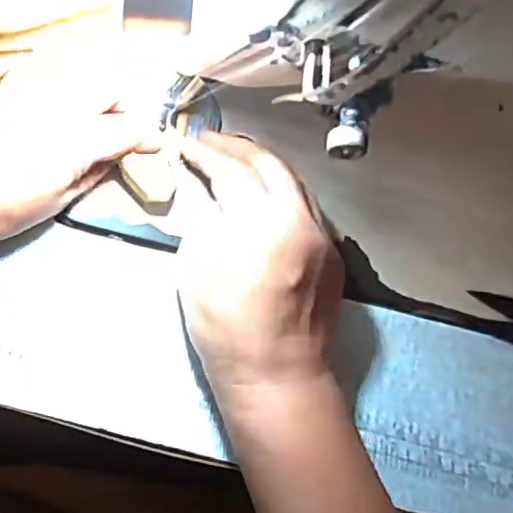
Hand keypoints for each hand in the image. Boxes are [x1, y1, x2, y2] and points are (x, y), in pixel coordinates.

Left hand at [0, 50, 161, 250]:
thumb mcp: (57, 200)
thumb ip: (95, 171)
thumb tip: (118, 155)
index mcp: (75, 139)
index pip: (130, 125)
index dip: (146, 137)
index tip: (151, 146)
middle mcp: (58, 102)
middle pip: (112, 84)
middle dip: (123, 106)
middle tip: (115, 132)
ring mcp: (30, 86)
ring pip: (83, 70)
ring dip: (96, 91)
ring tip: (86, 119)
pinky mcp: (8, 83)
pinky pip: (50, 69)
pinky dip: (65, 83)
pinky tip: (56, 107)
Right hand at [174, 132, 342, 391]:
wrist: (276, 371)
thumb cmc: (223, 324)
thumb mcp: (195, 267)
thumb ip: (197, 216)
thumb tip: (188, 181)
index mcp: (263, 222)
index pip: (230, 171)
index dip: (202, 153)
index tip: (181, 142)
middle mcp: (301, 218)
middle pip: (268, 164)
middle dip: (235, 148)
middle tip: (206, 141)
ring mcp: (323, 234)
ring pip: (292, 181)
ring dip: (259, 163)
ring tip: (230, 158)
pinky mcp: (332, 251)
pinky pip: (303, 204)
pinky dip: (276, 188)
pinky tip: (258, 194)